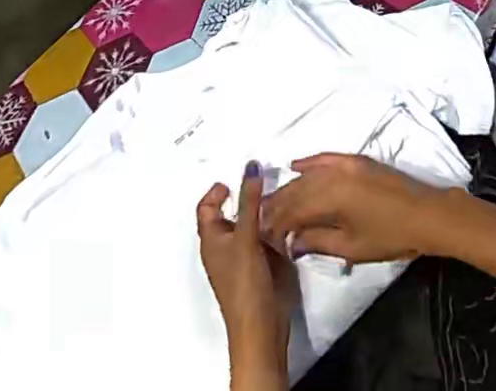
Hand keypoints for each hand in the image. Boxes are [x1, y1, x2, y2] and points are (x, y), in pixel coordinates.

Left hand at [197, 162, 291, 385]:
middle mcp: (224, 247)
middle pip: (231, 214)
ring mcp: (242, 258)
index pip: (206, 207)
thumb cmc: (245, 283)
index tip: (236, 179)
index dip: (217, 191)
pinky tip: (288, 221)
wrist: (262, 329)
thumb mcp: (246, 237)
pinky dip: (273, 228)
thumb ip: (250, 201)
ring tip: (281, 198)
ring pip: (250, 226)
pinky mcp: (260, 268)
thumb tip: (250, 165)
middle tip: (266, 183)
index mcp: (211, 239)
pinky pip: (265, 239)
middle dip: (246, 198)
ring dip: (263, 213)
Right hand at [258, 153, 456, 264]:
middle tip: (262, 217)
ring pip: (308, 175)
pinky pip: (325, 158)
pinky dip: (308, 162)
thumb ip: (318, 241)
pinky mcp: (355, 160)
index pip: (293, 209)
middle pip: (297, 189)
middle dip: (278, 204)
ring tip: (274, 199)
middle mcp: (333, 174)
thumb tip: (292, 242)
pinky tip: (294, 165)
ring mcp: (344, 164)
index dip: (277, 221)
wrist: (426, 215)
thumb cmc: (391, 236)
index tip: (264, 232)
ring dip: (289, 187)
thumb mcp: (353, 247)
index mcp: (331, 197)